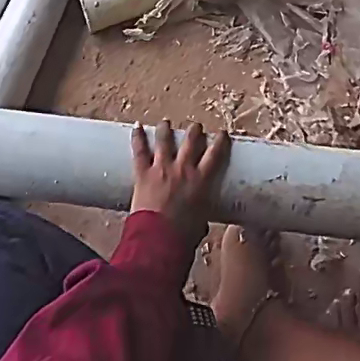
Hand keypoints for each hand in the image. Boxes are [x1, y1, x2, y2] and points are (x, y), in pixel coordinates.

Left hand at [130, 121, 230, 245]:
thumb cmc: (182, 235)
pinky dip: (138, 137)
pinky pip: (140, 150)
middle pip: (191, 141)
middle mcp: (183, 169)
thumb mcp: (199, 223)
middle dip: (194, 131)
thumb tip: (200, 223)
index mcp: (201, 180)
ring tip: (166, 122)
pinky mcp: (143, 173)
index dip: (220, 141)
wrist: (158, 238)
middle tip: (195, 127)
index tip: (222, 134)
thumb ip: (200, 217)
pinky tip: (137, 126)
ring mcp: (161, 168)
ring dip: (166, 129)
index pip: (216, 154)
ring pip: (165, 140)